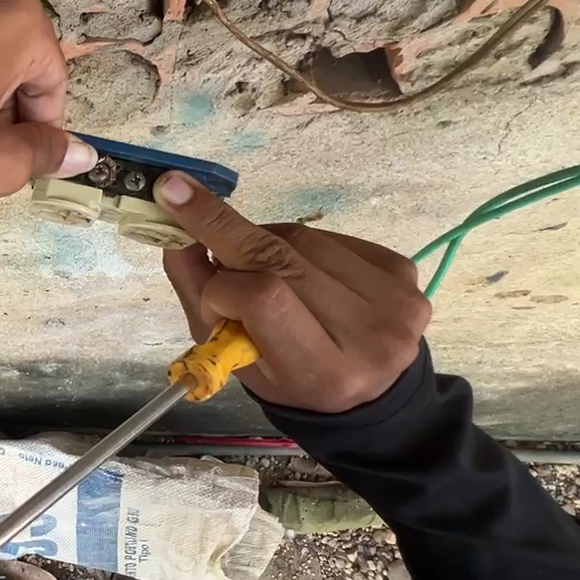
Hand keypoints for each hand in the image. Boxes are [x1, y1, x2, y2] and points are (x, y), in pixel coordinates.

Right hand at [154, 173, 430, 412]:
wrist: (367, 387)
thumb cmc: (284, 376)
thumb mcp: (229, 352)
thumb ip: (198, 294)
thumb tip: (175, 231)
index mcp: (322, 372)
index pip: (263, 299)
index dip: (219, 278)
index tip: (175, 223)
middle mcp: (371, 336)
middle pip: (281, 258)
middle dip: (222, 226)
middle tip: (178, 192)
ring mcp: (397, 301)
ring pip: (302, 238)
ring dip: (261, 242)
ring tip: (252, 267)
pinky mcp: (405, 271)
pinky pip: (330, 236)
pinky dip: (297, 243)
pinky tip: (293, 266)